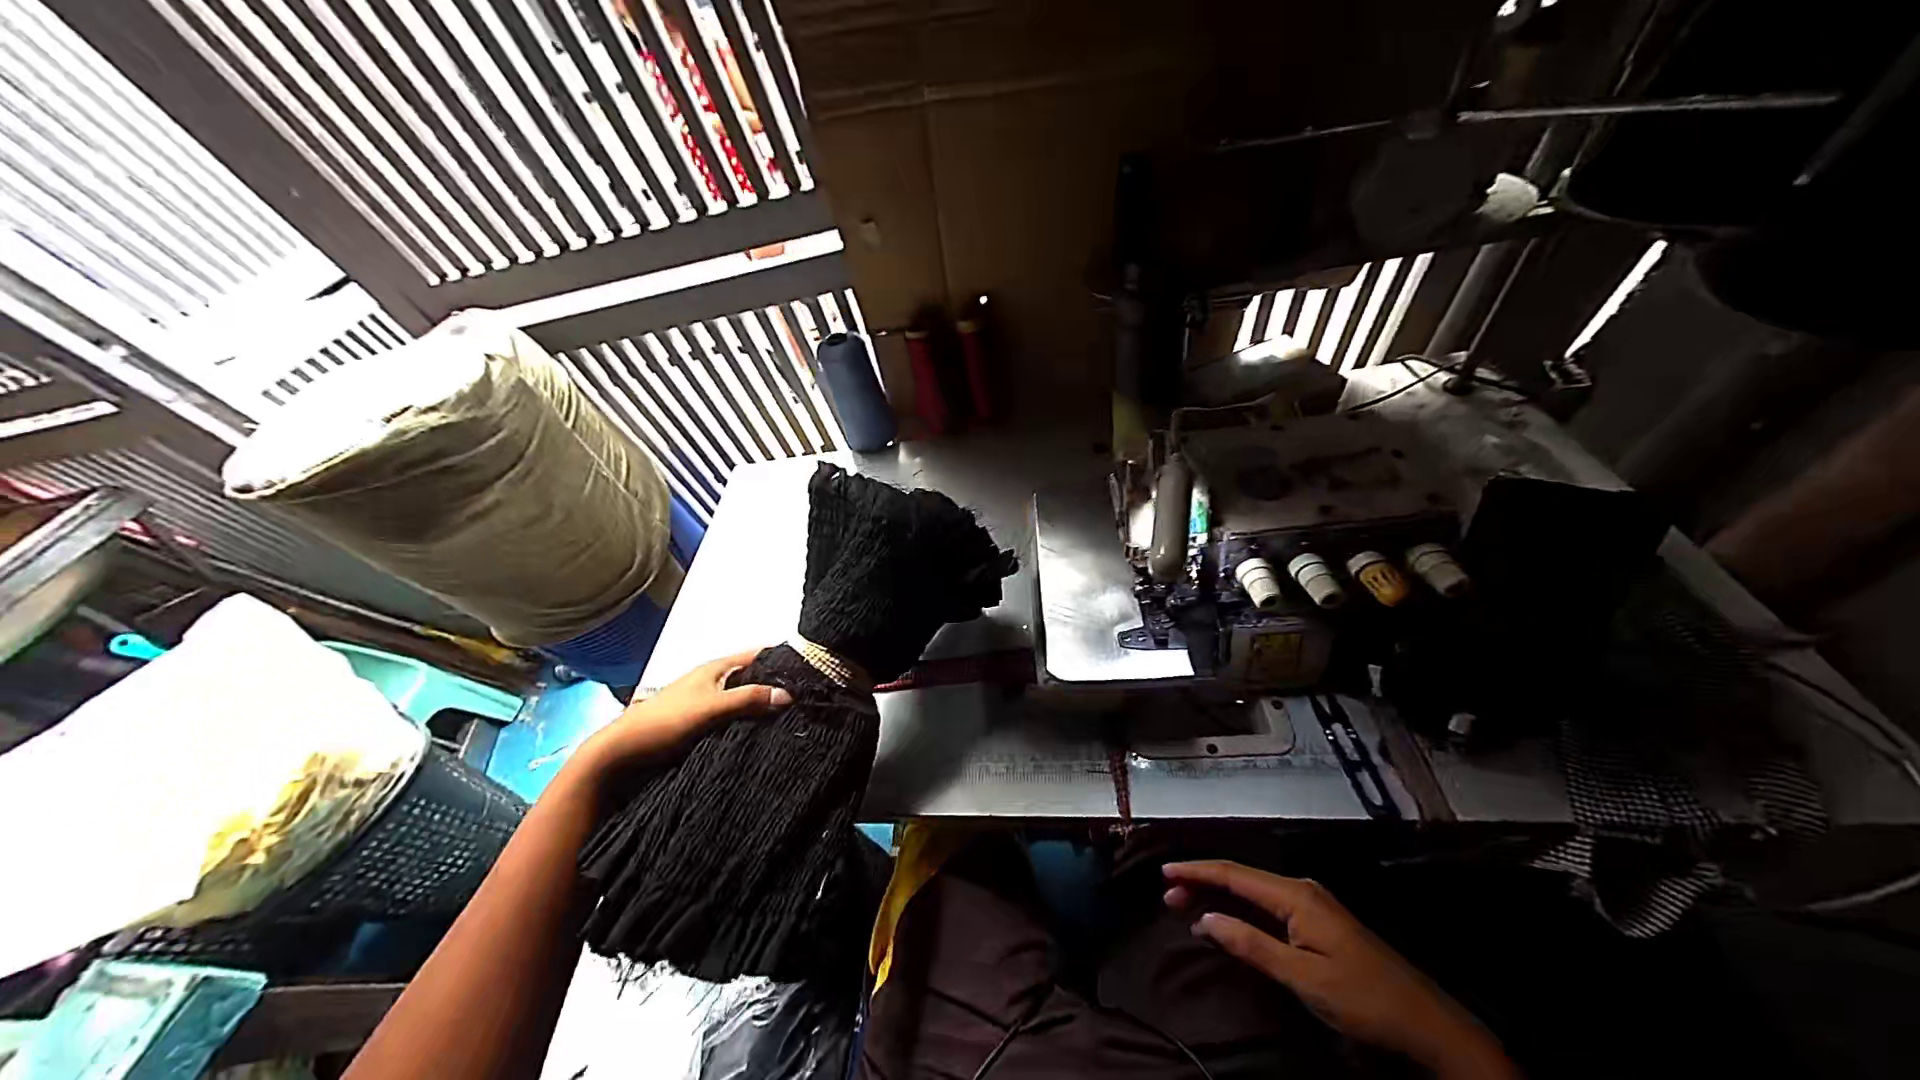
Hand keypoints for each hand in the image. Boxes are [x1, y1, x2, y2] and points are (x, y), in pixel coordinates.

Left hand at [566, 649, 790, 792]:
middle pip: (755, 676)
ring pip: (746, 698)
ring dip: (764, 706)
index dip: (783, 658)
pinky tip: (767, 734)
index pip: (759, 654)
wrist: (621, 755)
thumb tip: (789, 693)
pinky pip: (736, 718)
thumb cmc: (664, 723)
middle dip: (779, 684)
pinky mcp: (704, 724)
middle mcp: (715, 681)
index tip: (812, 669)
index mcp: (716, 668)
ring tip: (796, 717)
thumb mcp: (711, 709)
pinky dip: (751, 722)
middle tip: (810, 697)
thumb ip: (748, 699)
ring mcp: (709, 703)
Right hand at [1163, 861, 1518, 1079]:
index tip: (1164, 872)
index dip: (1196, 871)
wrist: (1428, 1025)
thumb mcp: (1303, 977)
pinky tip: (1226, 918)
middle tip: (1168, 897)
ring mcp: (1312, 905)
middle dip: (1202, 883)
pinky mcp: (1318, 922)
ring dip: (1218, 896)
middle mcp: (1301, 890)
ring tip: (1186, 904)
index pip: (1234, 874)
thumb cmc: (1364, 999)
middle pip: (1240, 879)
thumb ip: (1251, 945)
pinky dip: (1240, 909)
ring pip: (1252, 891)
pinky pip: (1267, 906)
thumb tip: (1205, 919)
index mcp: (1296, 895)